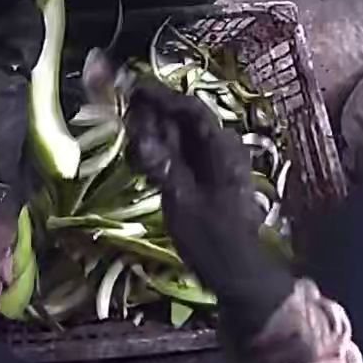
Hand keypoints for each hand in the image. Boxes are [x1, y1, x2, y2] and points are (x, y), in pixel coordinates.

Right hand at [126, 81, 292, 342]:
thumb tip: (139, 131)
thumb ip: (162, 163)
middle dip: (155, 112)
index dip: (161, 96)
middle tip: (124, 109)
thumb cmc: (213, 238)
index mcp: (221, 148)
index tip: (132, 87)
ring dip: (156, 132)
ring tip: (130, 133)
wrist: (238, 275)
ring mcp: (216, 165)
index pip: (190, 108)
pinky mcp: (208, 180)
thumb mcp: (183, 200)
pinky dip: (162, 151)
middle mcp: (221, 149)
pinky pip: (183, 154)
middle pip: (186, 119)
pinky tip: (143, 160)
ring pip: (183, 136)